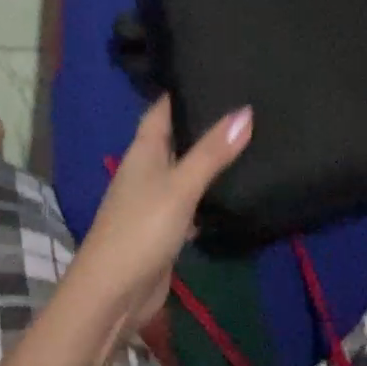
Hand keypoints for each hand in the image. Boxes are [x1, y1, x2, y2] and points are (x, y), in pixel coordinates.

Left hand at [64, 98, 251, 350]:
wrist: (113, 296)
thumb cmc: (140, 231)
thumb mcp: (180, 187)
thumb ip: (212, 152)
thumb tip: (246, 111)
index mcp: (143, 152)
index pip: (162, 109)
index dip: (184, 89)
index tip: (217, 69)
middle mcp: (147, 170)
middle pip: (177, 138)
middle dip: (205, 122)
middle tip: (248, 103)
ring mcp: (155, 201)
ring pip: (187, 170)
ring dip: (211, 159)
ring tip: (252, 138)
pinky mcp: (167, 229)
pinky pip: (193, 202)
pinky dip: (211, 195)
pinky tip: (238, 189)